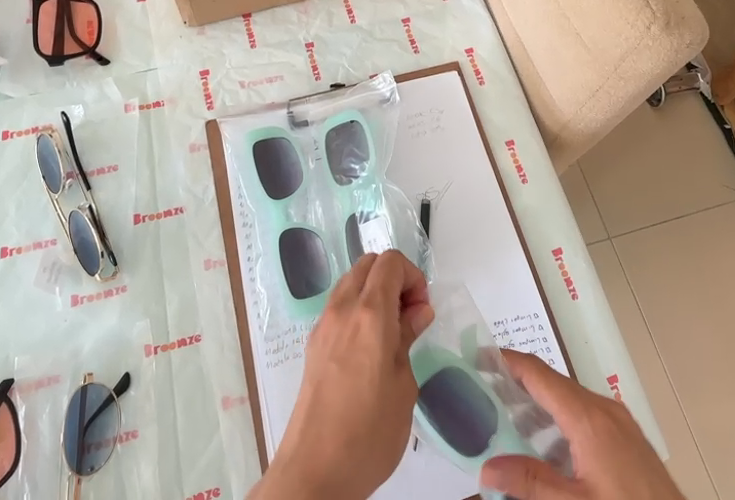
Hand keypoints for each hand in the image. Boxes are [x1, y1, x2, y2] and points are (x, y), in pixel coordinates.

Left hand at [255, 251, 433, 499]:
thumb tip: (417, 311)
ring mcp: (322, 326)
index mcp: (368, 314)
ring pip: (351, 283)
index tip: (422, 310)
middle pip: (368, 264)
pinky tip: (371, 348)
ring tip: (393, 334)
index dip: (413, 277)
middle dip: (394, 279)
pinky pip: (338, 307)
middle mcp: (341, 310)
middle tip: (410, 316)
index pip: (390, 262)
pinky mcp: (313, 345)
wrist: (315, 472)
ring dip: (374, 292)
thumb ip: (409, 338)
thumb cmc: (369, 433)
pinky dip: (358, 310)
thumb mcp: (404, 385)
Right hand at [480, 349, 683, 499]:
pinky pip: (585, 418)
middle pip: (553, 385)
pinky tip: (546, 450)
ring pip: (570, 403)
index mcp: (588, 418)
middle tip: (482, 395)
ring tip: (506, 425)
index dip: (507, 361)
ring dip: (538, 409)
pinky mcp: (628, 440)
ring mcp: (619, 423)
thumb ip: (530, 483)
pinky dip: (559, 423)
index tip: (477, 356)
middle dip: (517, 386)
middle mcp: (604, 410)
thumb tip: (486, 467)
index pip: (540, 375)